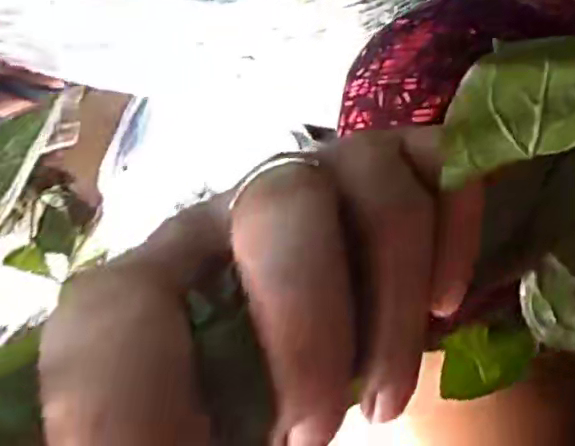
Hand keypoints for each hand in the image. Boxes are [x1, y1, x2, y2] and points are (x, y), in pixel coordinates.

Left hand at [38, 129, 483, 445]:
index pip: (117, 309)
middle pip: (282, 209)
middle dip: (312, 327)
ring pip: (381, 195)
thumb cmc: (229, 386)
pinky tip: (449, 302)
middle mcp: (246, 200)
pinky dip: (457, 236)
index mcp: (155, 275)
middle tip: (321, 433)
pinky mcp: (414, 156)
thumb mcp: (171, 430)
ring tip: (390, 400)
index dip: (127, 402)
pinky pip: (449, 171)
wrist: (316, 308)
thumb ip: (140, 439)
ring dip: (397, 302)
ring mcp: (344, 165)